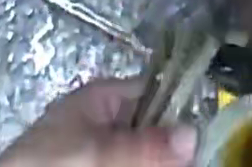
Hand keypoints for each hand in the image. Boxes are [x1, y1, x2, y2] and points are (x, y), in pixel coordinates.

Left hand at [0, 78, 197, 166]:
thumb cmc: (49, 165)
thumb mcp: (98, 152)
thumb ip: (146, 146)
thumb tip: (195, 133)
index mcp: (101, 99)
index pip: (151, 93)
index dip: (177, 112)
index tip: (202, 139)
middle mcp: (101, 124)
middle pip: (148, 131)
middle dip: (167, 150)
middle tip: (191, 163)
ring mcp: (95, 153)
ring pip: (138, 154)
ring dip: (158, 160)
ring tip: (177, 165)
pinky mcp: (91, 166)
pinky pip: (123, 162)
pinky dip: (138, 163)